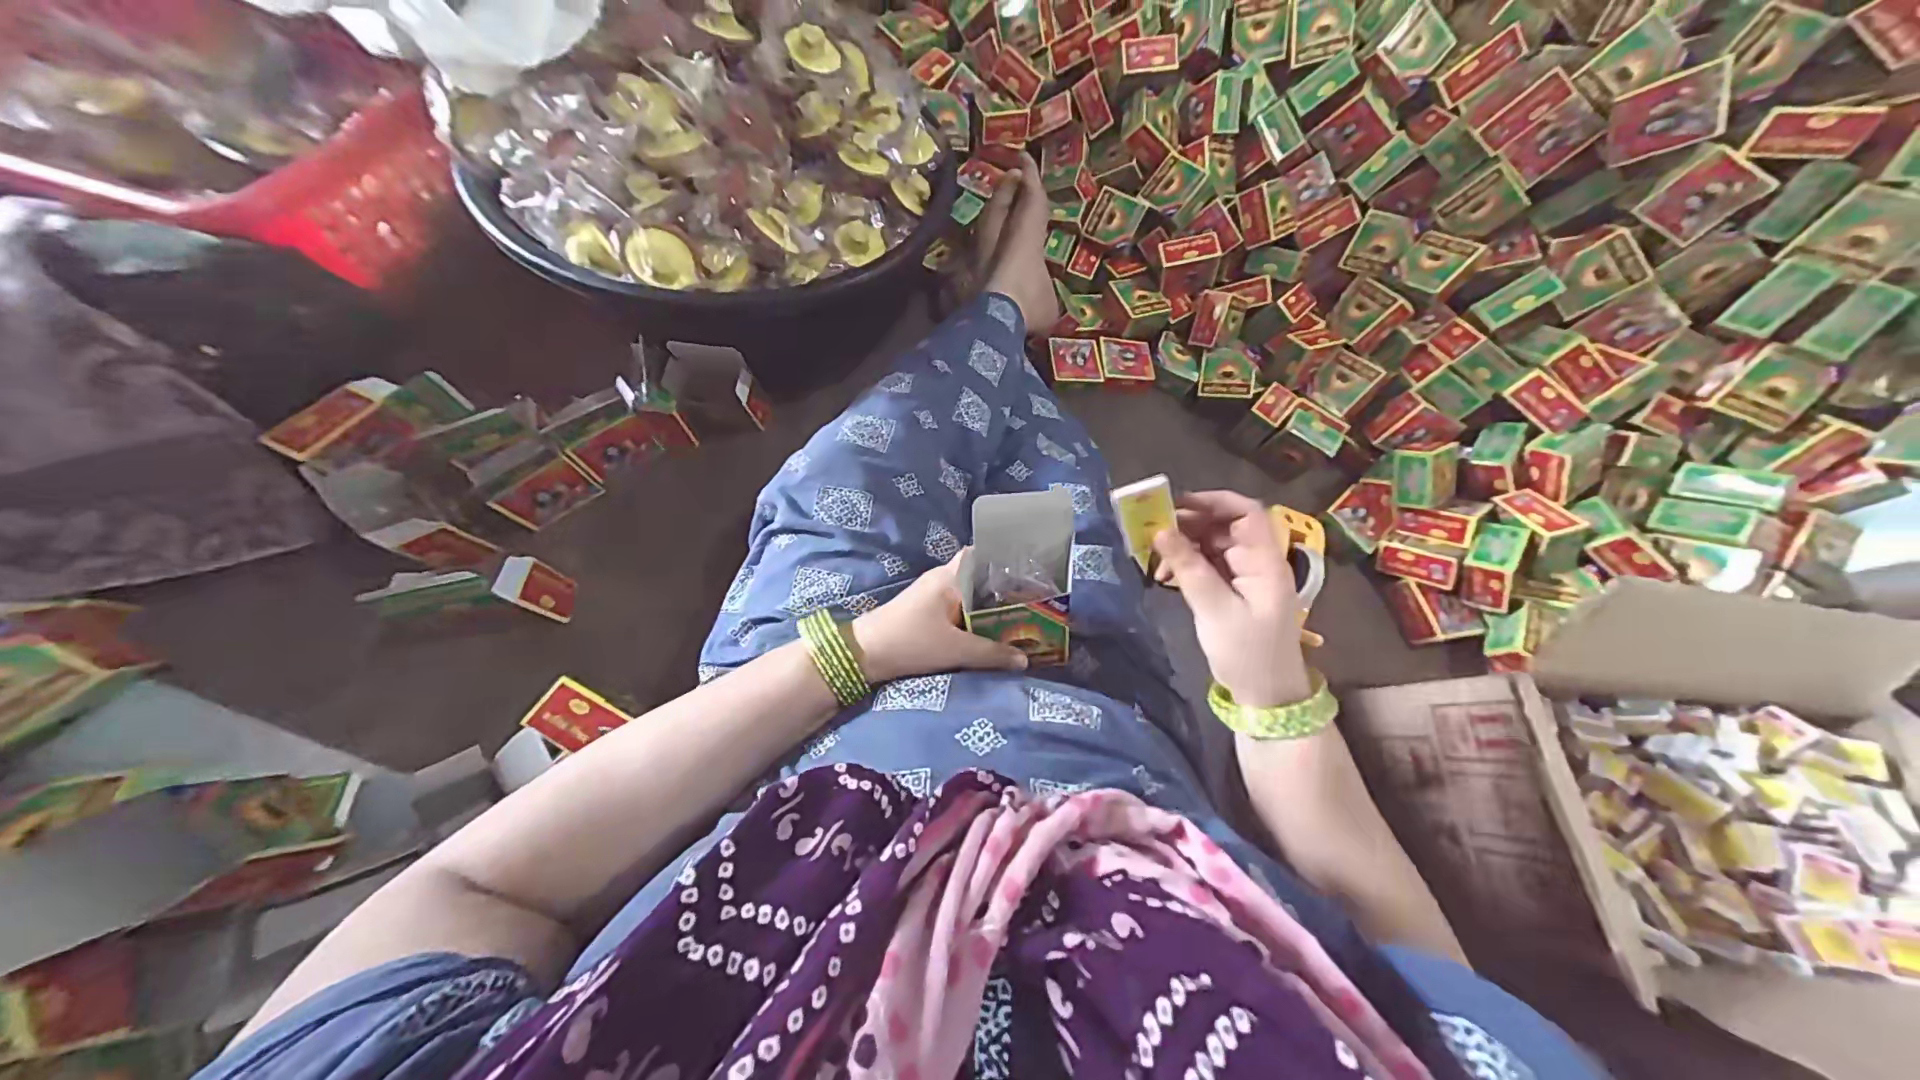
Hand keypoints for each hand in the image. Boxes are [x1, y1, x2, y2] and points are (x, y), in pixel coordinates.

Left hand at [850, 552, 1027, 683]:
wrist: (864, 654)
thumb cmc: (910, 642)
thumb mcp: (955, 650)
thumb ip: (992, 654)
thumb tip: (1025, 660)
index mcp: (949, 577)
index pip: (982, 555)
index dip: (1005, 561)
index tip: (1031, 572)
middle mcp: (942, 580)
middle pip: (980, 578)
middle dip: (1004, 590)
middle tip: (1034, 602)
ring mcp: (933, 595)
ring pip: (970, 595)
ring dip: (990, 606)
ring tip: (1020, 617)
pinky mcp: (927, 612)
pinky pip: (960, 608)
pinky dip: (976, 617)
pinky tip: (991, 630)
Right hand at [1151, 491, 1312, 707]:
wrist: (1266, 696)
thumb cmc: (1246, 653)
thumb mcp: (1214, 609)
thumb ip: (1188, 567)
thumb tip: (1161, 530)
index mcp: (1264, 561)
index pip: (1245, 512)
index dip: (1212, 501)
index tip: (1174, 505)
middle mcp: (1258, 562)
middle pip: (1225, 526)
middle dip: (1190, 524)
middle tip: (1154, 532)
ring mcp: (1247, 577)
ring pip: (1214, 544)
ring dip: (1185, 545)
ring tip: (1156, 558)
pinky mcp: (1235, 592)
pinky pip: (1210, 565)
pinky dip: (1187, 564)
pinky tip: (1166, 574)